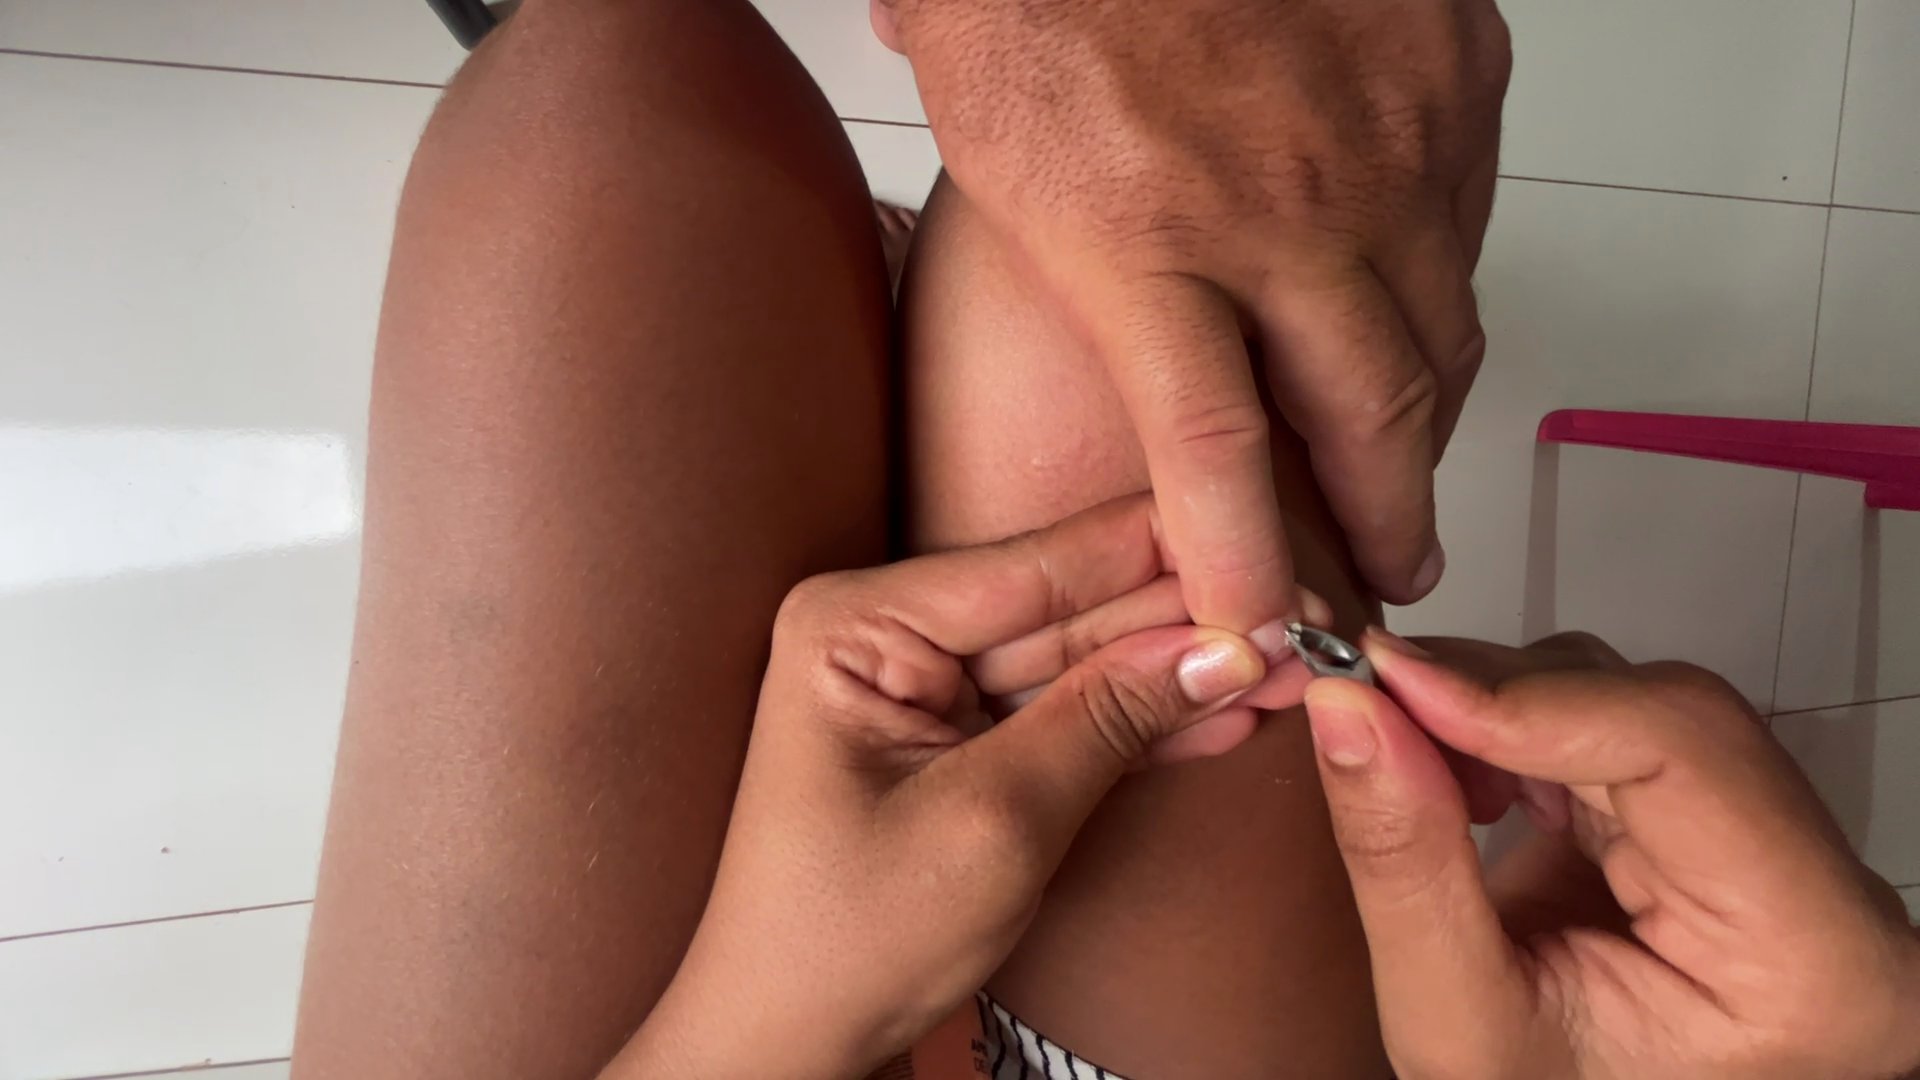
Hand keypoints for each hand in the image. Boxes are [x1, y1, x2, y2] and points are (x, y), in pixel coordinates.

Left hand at [616, 496, 1325, 1079]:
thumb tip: (1220, 648)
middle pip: (1063, 606)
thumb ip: (1104, 718)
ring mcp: (931, 678)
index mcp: (858, 620)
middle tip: (1296, 618)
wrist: (796, 1033)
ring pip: (1079, 658)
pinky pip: (1067, 708)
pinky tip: (1224, 707)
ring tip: (1285, 662)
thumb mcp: (990, 820)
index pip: (1033, 566)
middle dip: (1181, 619)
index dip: (1155, 559)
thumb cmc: (849, 936)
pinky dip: (1144, 715)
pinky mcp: (966, 728)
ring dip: (1179, 668)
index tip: (1261, 559)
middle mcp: (892, 630)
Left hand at [887, 0, 1510, 625]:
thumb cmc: (1030, 1)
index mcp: (1145, 243)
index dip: (1243, 557)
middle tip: (1383, 587)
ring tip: (1408, 495)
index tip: (1260, 626)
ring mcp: (1378, 142)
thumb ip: (1035, 267)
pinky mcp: (1441, 76)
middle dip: (1382, 523)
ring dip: (1424, 434)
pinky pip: (1463, 236)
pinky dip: (1443, 313)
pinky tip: (1415, 350)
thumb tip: (1052, 325)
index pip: (1212, 449)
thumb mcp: (992, 165)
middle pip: (1362, 419)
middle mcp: (1281, 210)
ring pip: (1432, 337)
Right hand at [1303, 631, 1919, 1079]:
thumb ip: (1400, 859)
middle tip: (1362, 693)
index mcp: (1805, 956)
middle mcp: (1809, 883)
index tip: (1384, 679)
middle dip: (1483, 688)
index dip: (1521, 697)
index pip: (1680, 748)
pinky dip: (1492, 719)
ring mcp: (1749, 841)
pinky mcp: (1681, 818)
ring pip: (1612, 693)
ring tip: (1403, 750)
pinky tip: (1454, 771)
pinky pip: (1586, 718)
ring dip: (1483, 700)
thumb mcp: (1449, 1014)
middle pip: (1645, 706)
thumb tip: (1346, 707)